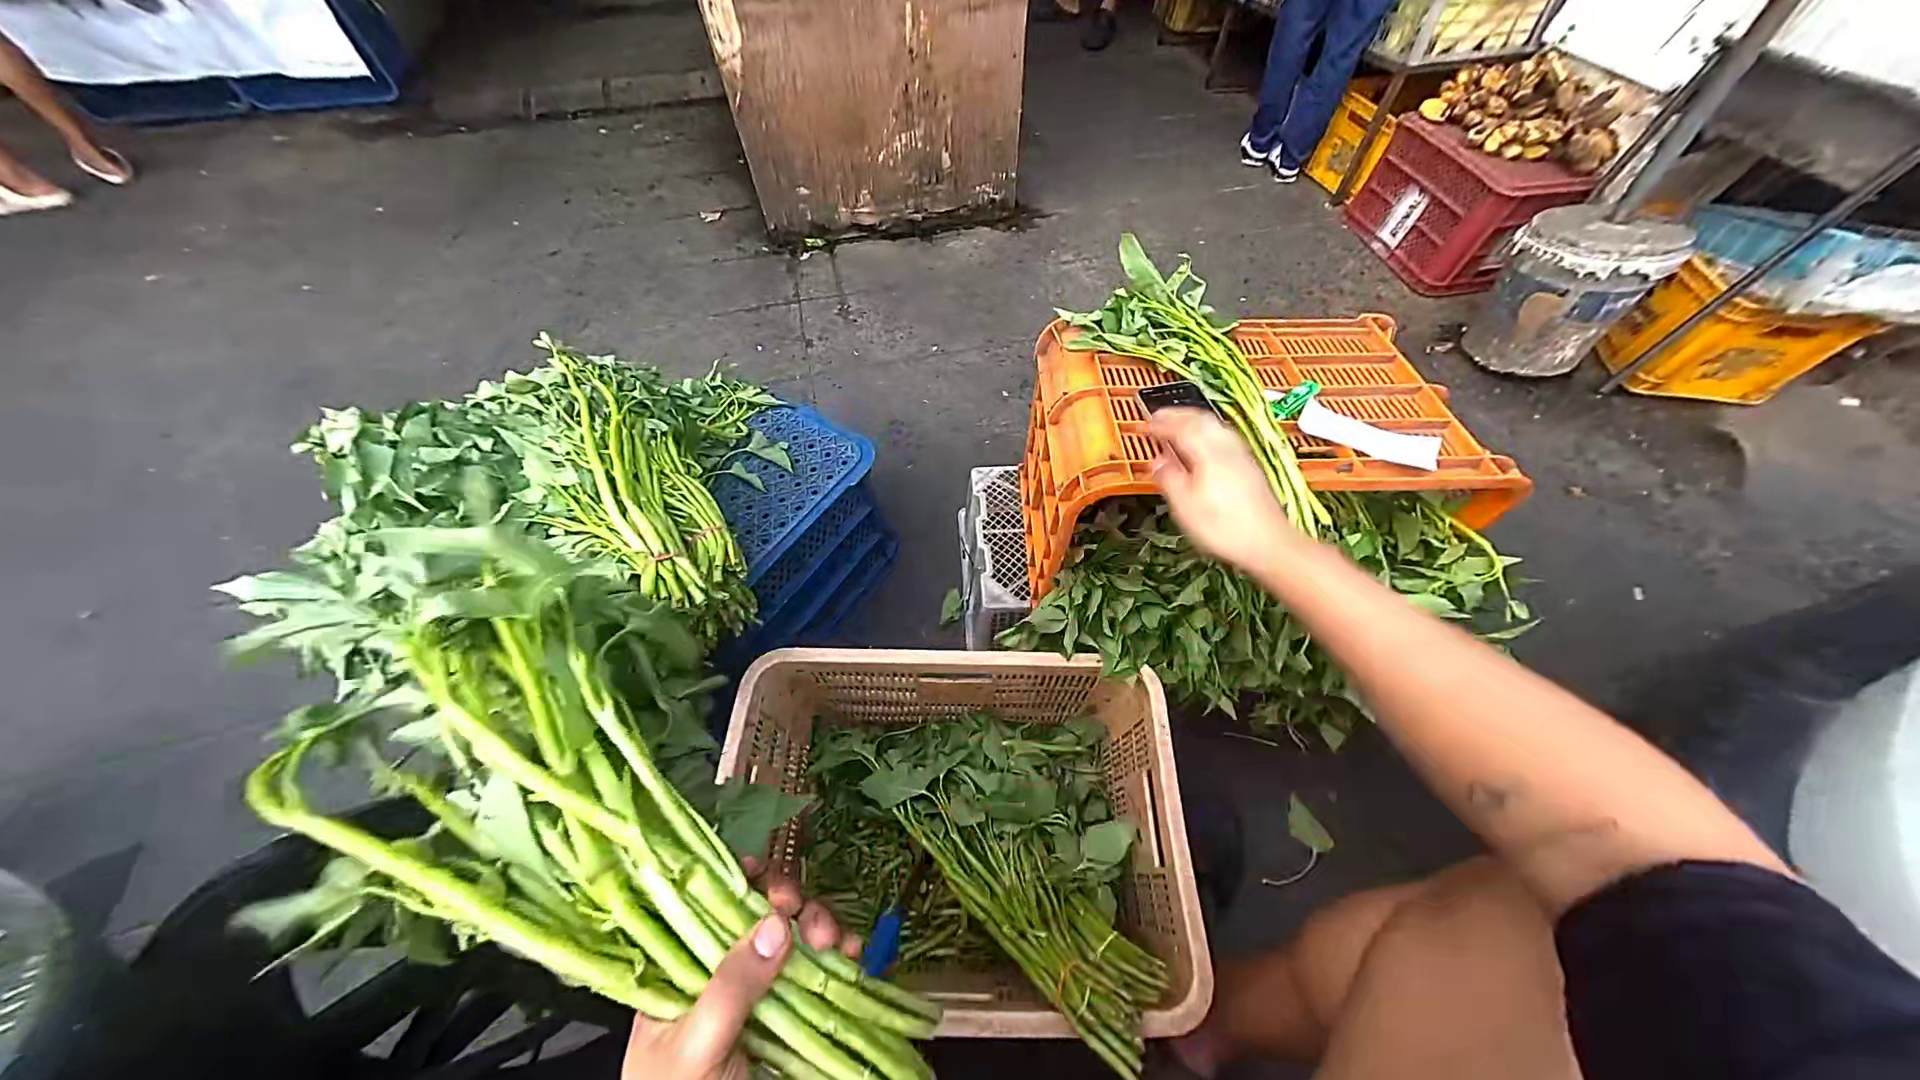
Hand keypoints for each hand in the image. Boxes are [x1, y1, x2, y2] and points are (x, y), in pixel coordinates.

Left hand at [623, 861, 862, 1079]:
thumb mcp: (693, 1047)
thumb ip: (730, 987)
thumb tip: (775, 922)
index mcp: (688, 971)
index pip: (710, 906)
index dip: (738, 881)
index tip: (762, 873)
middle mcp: (731, 969)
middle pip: (763, 913)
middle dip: (788, 899)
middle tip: (798, 907)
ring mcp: (769, 987)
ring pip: (799, 933)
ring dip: (820, 923)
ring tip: (830, 939)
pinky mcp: (802, 1007)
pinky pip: (826, 967)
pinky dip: (843, 952)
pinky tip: (852, 955)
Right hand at [1148, 407, 1302, 575]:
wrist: (1267, 543)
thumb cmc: (1223, 527)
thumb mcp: (1184, 505)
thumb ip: (1169, 478)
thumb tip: (1157, 462)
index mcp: (1207, 453)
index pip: (1180, 427)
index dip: (1160, 423)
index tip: (1144, 424)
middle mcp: (1227, 448)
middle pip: (1201, 419)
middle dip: (1177, 415)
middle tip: (1158, 418)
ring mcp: (1241, 456)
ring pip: (1215, 426)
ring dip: (1194, 421)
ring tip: (1179, 426)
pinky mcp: (1249, 467)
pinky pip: (1224, 438)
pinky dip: (1207, 433)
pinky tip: (1204, 446)